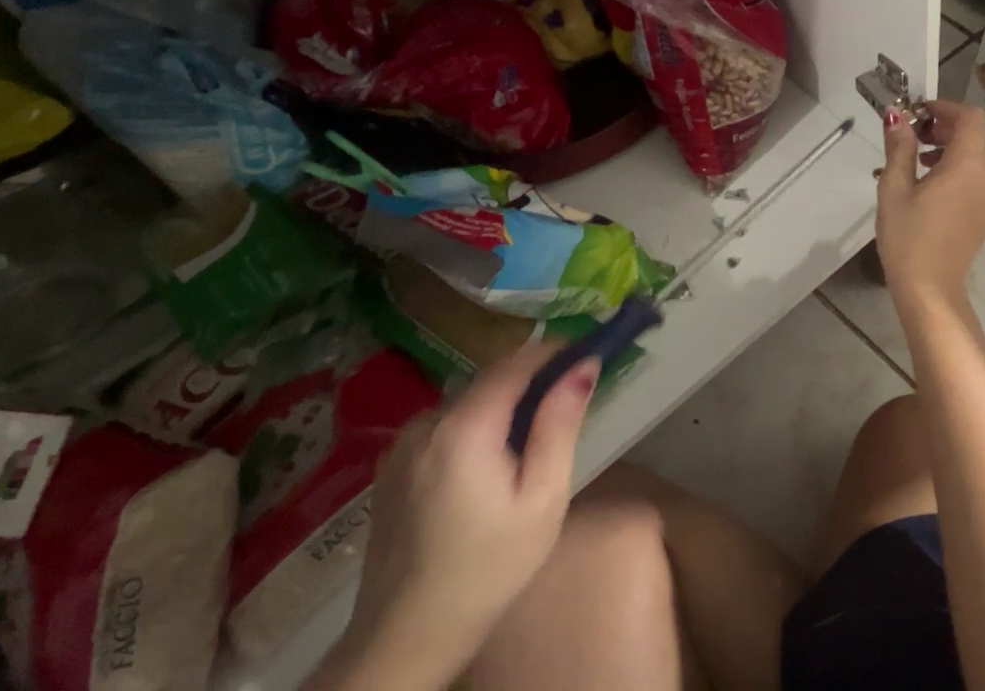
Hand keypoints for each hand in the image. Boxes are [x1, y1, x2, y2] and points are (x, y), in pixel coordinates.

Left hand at [325, 343, 597, 689]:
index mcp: (464, 428)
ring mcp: (402, 445)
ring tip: (537, 439)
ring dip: (506, 404)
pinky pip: (447, 426)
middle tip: (574, 398)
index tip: (592, 350)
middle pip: (490, 379)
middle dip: (535, 378)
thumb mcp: (543, 496)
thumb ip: (560, 424)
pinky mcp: (393, 466)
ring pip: (468, 402)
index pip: (516, 362)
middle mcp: (425, 423)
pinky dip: (479, 426)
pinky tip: (496, 464)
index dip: (556, 350)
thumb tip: (583, 365)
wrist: (406, 635)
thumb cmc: (492, 566)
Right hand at [877, 100, 984, 308]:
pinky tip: (930, 184)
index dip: (945, 107)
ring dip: (951, 147)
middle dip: (946, 126)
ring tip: (917, 159)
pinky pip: (977, 177)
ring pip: (978, 156)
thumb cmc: (908, 237)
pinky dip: (958, 168)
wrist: (930, 288)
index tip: (918, 113)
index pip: (970, 117)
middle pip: (976, 135)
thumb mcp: (895, 188)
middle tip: (914, 134)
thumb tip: (896, 116)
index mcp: (969, 164)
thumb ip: (899, 147)